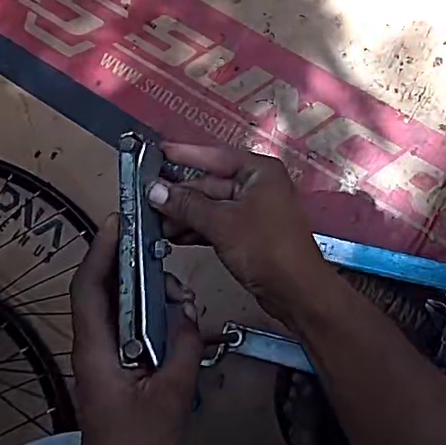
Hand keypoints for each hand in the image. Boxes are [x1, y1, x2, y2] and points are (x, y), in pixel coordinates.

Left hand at [66, 217, 204, 444]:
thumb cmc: (138, 443)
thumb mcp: (172, 394)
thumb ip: (183, 346)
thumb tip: (187, 308)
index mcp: (96, 348)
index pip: (89, 287)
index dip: (100, 251)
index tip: (118, 221)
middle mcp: (91, 342)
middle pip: (96, 287)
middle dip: (118, 257)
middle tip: (148, 238)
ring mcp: (98, 351)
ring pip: (109, 301)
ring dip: (135, 282)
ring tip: (168, 280)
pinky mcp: (109, 359)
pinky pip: (121, 318)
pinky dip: (140, 304)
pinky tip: (165, 305)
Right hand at [144, 143, 335, 326]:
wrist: (298, 293)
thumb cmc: (268, 249)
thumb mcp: (221, 222)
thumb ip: (186, 205)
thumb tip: (155, 190)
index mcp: (258, 171)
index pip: (213, 155)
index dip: (183, 154)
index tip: (157, 151)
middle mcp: (257, 185)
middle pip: (209, 183)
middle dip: (179, 194)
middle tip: (147, 197)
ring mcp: (253, 210)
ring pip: (210, 205)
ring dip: (184, 214)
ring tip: (155, 221)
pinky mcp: (248, 233)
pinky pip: (216, 223)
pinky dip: (196, 229)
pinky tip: (173, 235)